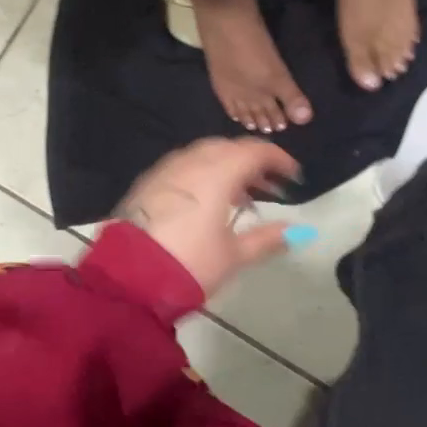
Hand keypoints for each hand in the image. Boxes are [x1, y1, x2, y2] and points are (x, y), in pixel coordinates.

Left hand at [115, 138, 303, 297]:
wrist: (130, 278)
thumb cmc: (190, 265)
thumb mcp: (234, 256)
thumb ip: (266, 239)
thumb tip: (296, 232)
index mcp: (217, 173)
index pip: (255, 151)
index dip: (278, 159)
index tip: (292, 175)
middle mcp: (190, 162)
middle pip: (228, 148)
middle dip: (251, 162)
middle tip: (267, 185)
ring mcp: (165, 171)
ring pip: (202, 156)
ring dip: (225, 167)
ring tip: (239, 196)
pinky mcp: (146, 184)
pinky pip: (181, 168)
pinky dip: (201, 175)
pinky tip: (206, 200)